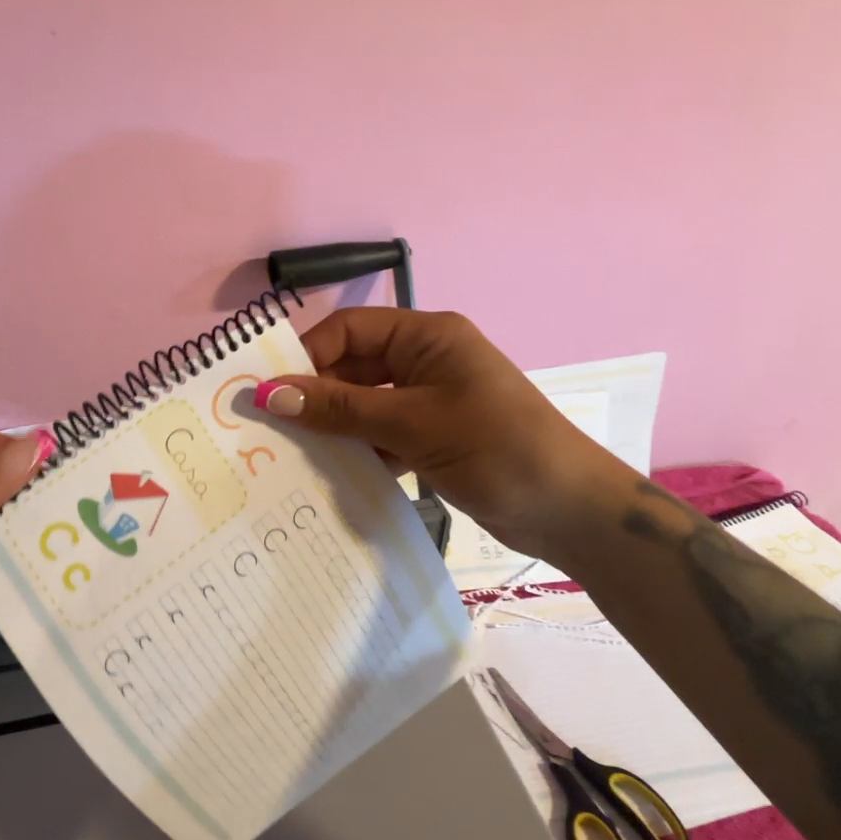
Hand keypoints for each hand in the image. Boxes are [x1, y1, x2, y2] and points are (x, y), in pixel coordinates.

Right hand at [254, 308, 632, 564]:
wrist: (570, 509)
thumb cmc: (495, 447)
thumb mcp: (412, 424)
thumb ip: (340, 409)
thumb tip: (270, 395)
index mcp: (427, 336)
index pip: (349, 330)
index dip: (308, 357)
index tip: (270, 396)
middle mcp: (427, 359)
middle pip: (354, 367)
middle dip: (317, 396)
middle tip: (274, 433)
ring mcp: (432, 400)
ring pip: (365, 403)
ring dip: (337, 427)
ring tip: (298, 458)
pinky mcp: (436, 436)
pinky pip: (384, 433)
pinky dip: (362, 450)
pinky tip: (337, 475)